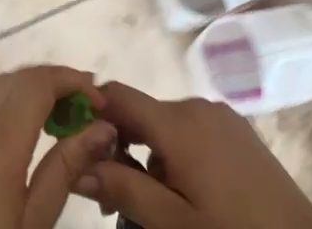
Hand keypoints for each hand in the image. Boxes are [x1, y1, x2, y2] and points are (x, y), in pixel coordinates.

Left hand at [0, 36, 117, 228]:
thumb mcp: (32, 222)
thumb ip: (65, 170)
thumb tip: (102, 127)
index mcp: (1, 142)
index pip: (41, 85)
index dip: (74, 83)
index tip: (101, 99)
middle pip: (19, 79)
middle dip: (56, 81)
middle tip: (87, 103)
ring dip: (27, 81)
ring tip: (57, 95)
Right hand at [75, 82, 311, 228]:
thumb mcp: (172, 223)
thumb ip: (122, 189)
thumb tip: (75, 166)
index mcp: (178, 122)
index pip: (118, 95)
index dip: (90, 111)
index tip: (73, 144)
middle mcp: (197, 107)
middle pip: (140, 115)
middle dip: (118, 149)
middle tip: (110, 202)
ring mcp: (221, 117)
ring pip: (164, 127)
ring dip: (146, 158)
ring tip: (148, 207)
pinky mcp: (237, 132)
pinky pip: (190, 133)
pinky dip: (173, 156)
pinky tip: (181, 196)